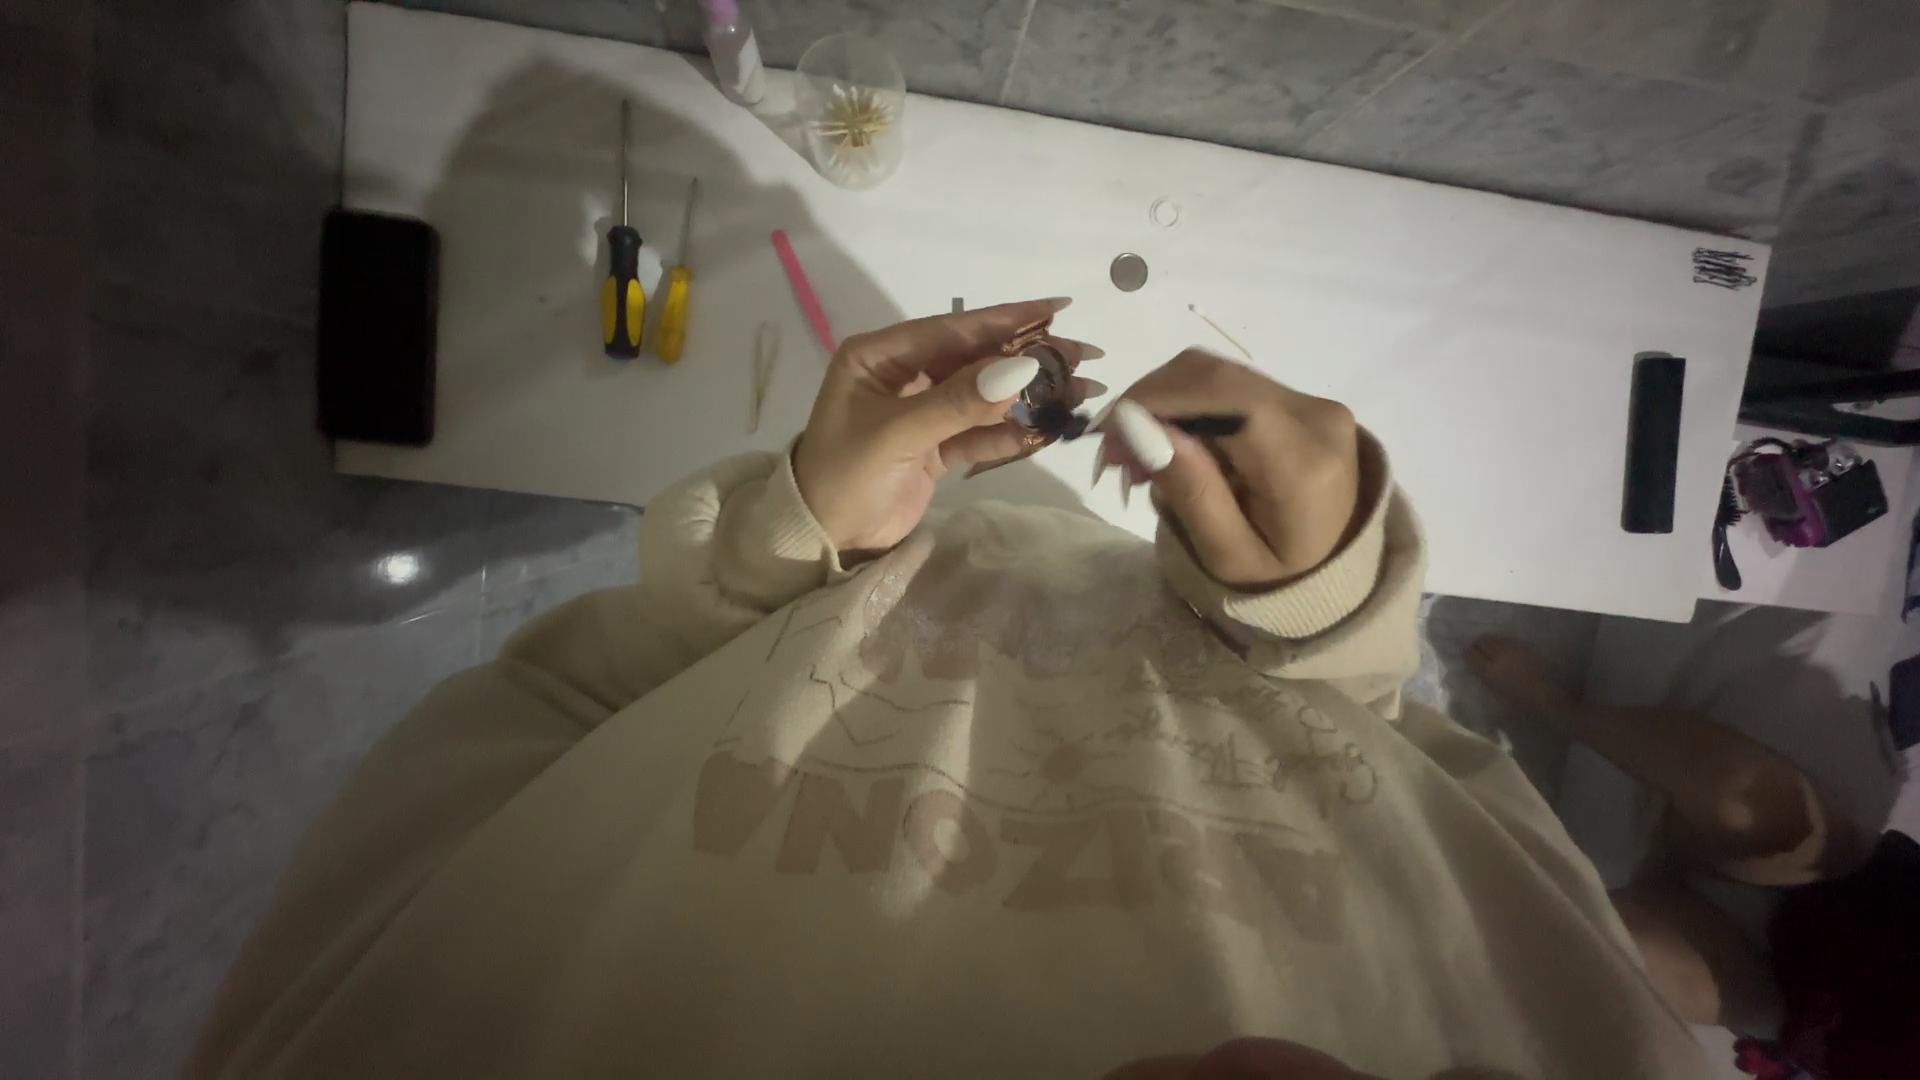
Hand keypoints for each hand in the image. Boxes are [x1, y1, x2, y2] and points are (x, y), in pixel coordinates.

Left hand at [792, 298, 1099, 556]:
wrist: (824, 539)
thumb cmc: (845, 476)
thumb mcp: (896, 434)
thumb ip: (956, 403)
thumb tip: (1018, 372)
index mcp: (880, 357)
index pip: (952, 329)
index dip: (1005, 320)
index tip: (1057, 311)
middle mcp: (903, 376)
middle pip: (975, 359)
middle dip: (1027, 359)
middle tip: (1083, 356)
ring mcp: (921, 412)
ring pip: (983, 396)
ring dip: (1027, 397)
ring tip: (1078, 392)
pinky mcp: (933, 447)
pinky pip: (978, 433)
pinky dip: (1009, 433)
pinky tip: (1045, 430)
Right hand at [1098, 349, 1369, 587]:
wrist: (1335, 570)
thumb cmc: (1276, 578)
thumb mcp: (1226, 555)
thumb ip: (1191, 491)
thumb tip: (1142, 427)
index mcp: (1303, 463)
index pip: (1221, 399)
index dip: (1154, 401)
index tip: (1107, 438)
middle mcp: (1315, 417)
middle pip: (1213, 375)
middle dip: (1148, 402)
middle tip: (1111, 453)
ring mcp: (1310, 403)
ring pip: (1214, 374)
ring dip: (1161, 403)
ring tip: (1135, 455)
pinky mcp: (1298, 400)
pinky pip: (1226, 387)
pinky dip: (1183, 407)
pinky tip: (1167, 445)